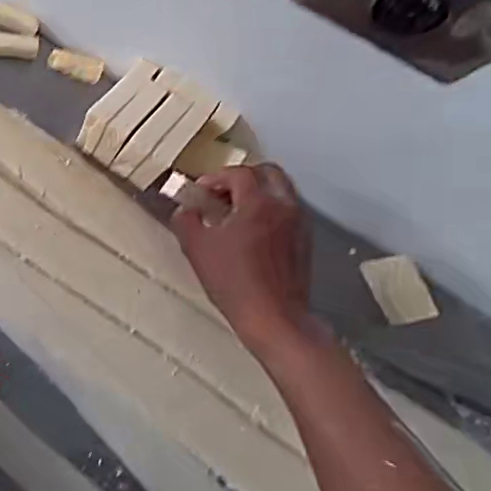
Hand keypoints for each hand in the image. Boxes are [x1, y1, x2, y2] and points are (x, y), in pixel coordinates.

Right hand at [170, 165, 318, 357]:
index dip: (215, 178)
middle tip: (221, 194)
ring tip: (235, 213)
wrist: (274, 318)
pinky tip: (252, 233)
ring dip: (258, 193)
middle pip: (267, 173)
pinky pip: (288, 212)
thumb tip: (185, 210)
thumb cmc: (234, 282)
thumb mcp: (197, 248)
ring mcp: (299, 223)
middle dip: (242, 178)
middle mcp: (284, 206)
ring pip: (281, 191)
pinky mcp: (305, 242)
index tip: (200, 192)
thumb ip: (186, 221)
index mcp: (258, 202)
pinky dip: (270, 211)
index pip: (238, 173)